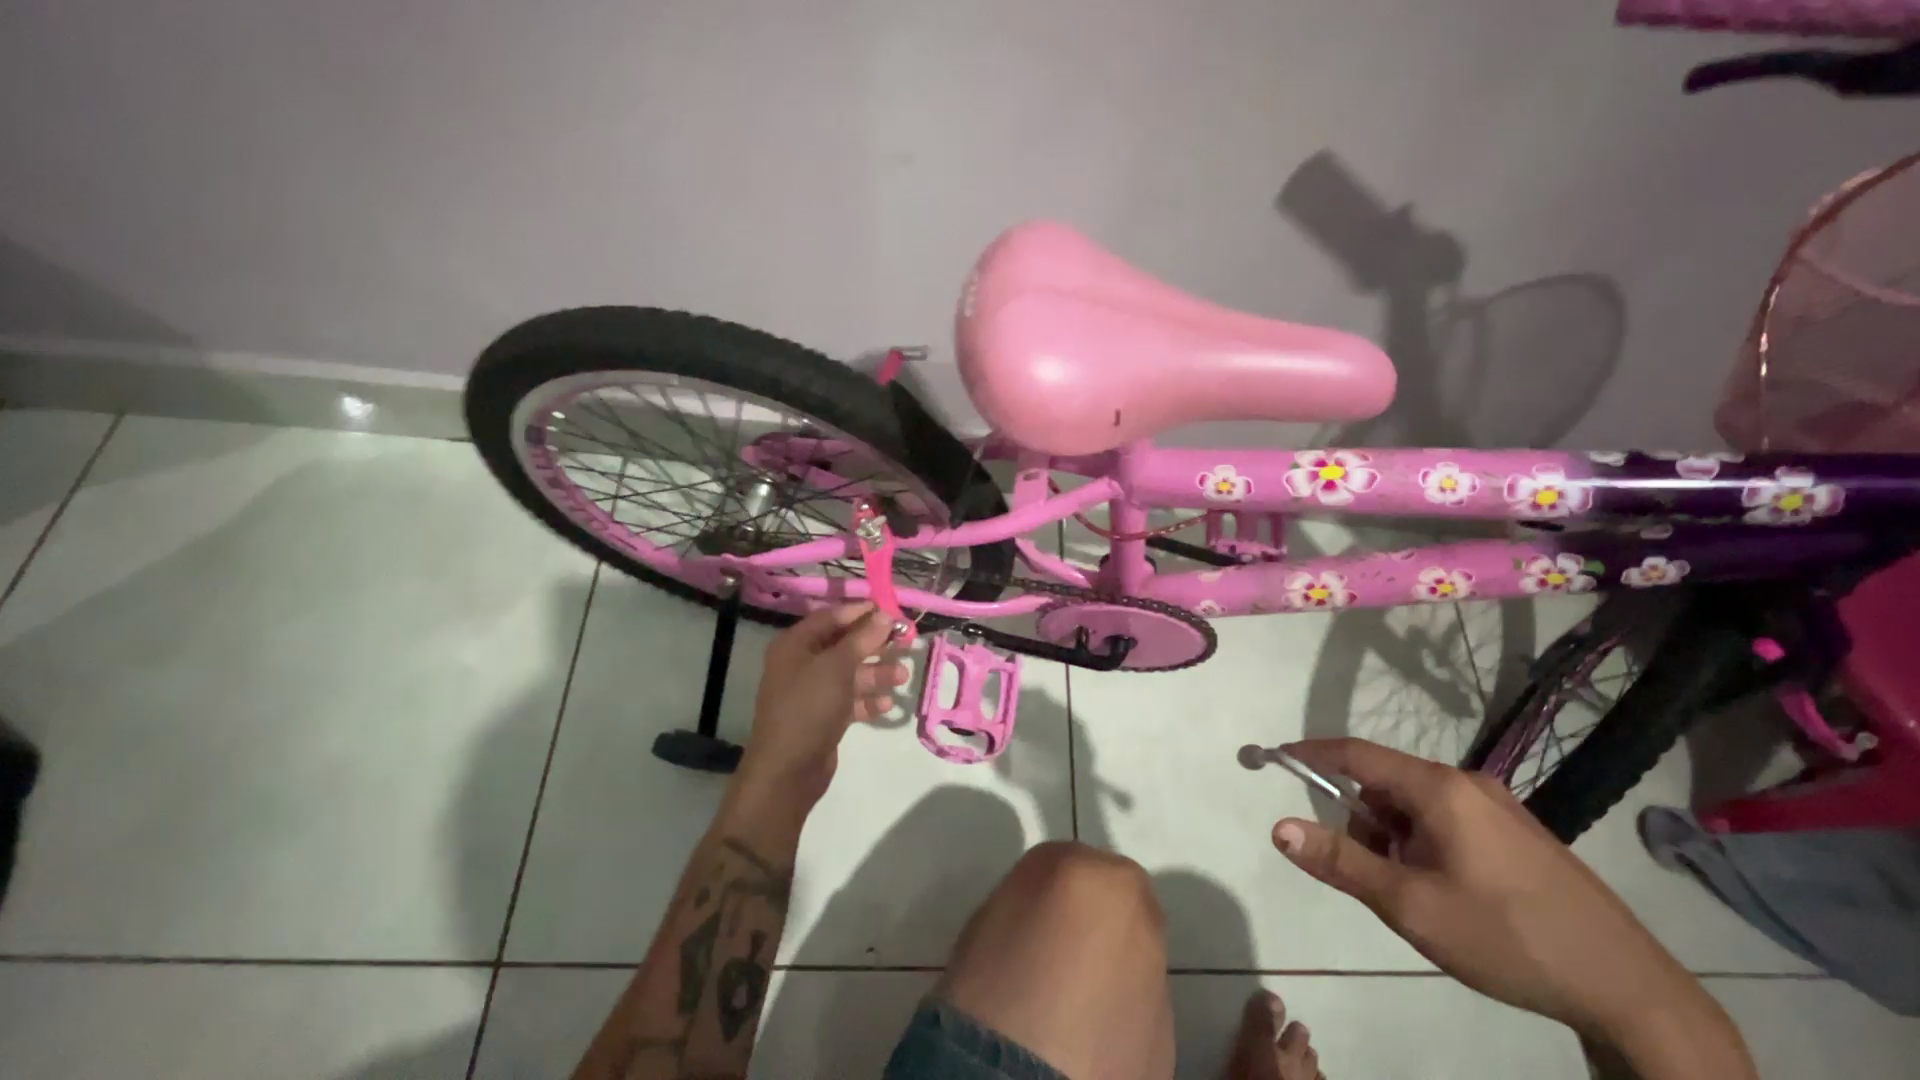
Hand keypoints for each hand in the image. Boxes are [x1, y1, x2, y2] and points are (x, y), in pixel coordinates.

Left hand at [735, 603, 907, 803]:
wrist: (788, 769)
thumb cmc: (809, 707)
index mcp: (795, 645)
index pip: (831, 618)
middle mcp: (801, 664)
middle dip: (874, 645)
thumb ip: (862, 639)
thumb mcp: (837, 667)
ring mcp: (812, 692)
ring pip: (849, 674)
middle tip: (905, 642)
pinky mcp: (823, 717)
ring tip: (902, 676)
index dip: (860, 612)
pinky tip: (887, 703)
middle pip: (843, 646)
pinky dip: (867, 700)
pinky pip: (849, 700)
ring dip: (876, 673)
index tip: (891, 611)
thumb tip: (884, 615)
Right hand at [1269, 740, 1745, 1059]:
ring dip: (1396, 841)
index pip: (1357, 755)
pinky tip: (1448, 895)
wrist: (1625, 984)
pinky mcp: (1519, 835)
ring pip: (1417, 808)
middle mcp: (1470, 785)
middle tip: (1373, 878)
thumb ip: (1342, 861)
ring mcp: (1500, 808)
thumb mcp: (1410, 904)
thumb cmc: (1505, 936)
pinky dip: (1425, 847)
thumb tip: (1280, 826)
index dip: (1312, 754)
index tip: (1274, 756)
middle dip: (1362, 822)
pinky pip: (1449, 822)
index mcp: (1441, 790)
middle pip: (1386, 785)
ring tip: (1416, 897)